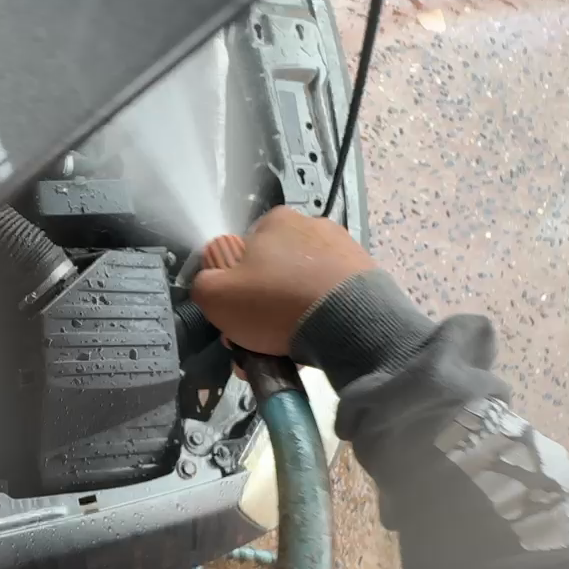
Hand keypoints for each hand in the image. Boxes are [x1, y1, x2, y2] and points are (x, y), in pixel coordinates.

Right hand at [190, 206, 375, 356]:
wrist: (349, 323)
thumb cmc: (275, 302)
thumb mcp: (215, 296)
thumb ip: (202, 284)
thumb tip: (210, 283)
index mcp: (274, 220)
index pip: (243, 252)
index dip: (235, 286)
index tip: (236, 315)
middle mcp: (311, 225)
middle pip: (272, 272)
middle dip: (262, 305)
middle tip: (256, 339)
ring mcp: (343, 249)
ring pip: (300, 288)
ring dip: (287, 316)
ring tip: (283, 349)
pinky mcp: (365, 276)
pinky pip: (327, 299)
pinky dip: (316, 319)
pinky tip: (311, 343)